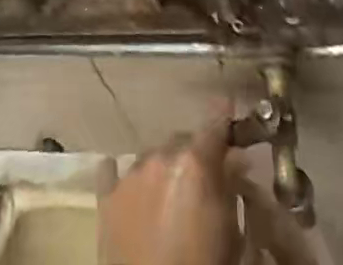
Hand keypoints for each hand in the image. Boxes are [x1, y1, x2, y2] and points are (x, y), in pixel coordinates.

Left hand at [101, 117, 238, 264]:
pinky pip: (113, 171)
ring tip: (172, 190)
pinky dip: (123, 172)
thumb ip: (232, 188)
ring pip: (153, 155)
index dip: (225, 118)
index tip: (230, 110)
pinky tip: (127, 179)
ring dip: (165, 164)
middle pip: (182, 139)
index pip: (214, 125)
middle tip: (207, 174)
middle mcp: (160, 158)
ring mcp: (129, 175)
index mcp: (195, 162)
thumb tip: (236, 160)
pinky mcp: (106, 198)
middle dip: (196, 150)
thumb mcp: (231, 233)